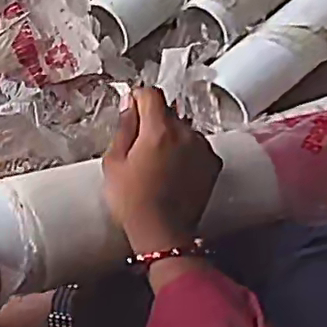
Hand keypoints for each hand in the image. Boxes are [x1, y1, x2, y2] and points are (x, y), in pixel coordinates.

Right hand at [102, 87, 222, 254]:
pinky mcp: (213, 164)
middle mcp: (185, 133)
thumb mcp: (113, 162)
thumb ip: (124, 127)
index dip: (138, 98)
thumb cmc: (132, 200)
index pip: (151, 94)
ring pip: (183, 130)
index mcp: (158, 129)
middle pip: (168, 112)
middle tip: (138, 148)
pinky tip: (172, 173)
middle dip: (153, 123)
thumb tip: (130, 105)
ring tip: (156, 164)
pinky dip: (186, 153)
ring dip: (171, 138)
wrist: (162, 232)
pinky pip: (196, 147)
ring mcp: (203, 148)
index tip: (131, 109)